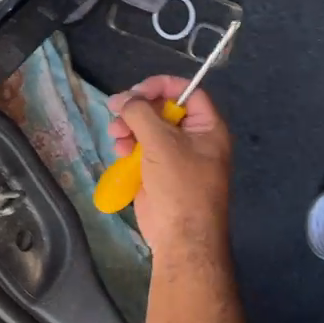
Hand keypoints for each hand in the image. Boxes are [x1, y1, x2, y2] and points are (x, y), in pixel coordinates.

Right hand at [107, 76, 232, 270]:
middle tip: (116, 112)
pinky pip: (140, 148)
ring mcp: (174, 155)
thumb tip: (121, 99)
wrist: (180, 236)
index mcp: (207, 128)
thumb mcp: (161, 143)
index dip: (162, 86)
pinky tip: (119, 151)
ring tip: (116, 135)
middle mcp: (193, 138)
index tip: (136, 91)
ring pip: (147, 128)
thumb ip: (140, 114)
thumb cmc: (180, 185)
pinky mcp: (157, 170)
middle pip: (162, 109)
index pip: (187, 92)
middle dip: (137, 109)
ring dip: (128, 127)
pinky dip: (128, 145)